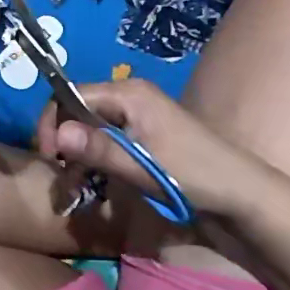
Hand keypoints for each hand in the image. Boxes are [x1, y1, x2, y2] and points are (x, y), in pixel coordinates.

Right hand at [36, 79, 263, 216]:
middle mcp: (129, 99)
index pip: (71, 95)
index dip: (53, 123)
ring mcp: (137, 120)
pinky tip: (93, 189)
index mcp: (129, 94)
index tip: (50, 159)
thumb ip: (99, 150)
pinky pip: (106, 146)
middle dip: (64, 147)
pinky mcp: (142, 141)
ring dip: (78, 162)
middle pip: (78, 114)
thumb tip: (57, 134)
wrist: (240, 195)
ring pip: (89, 133)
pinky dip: (95, 166)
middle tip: (64, 184)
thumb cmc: (194, 174)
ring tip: (76, 194)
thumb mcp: (143, 165)